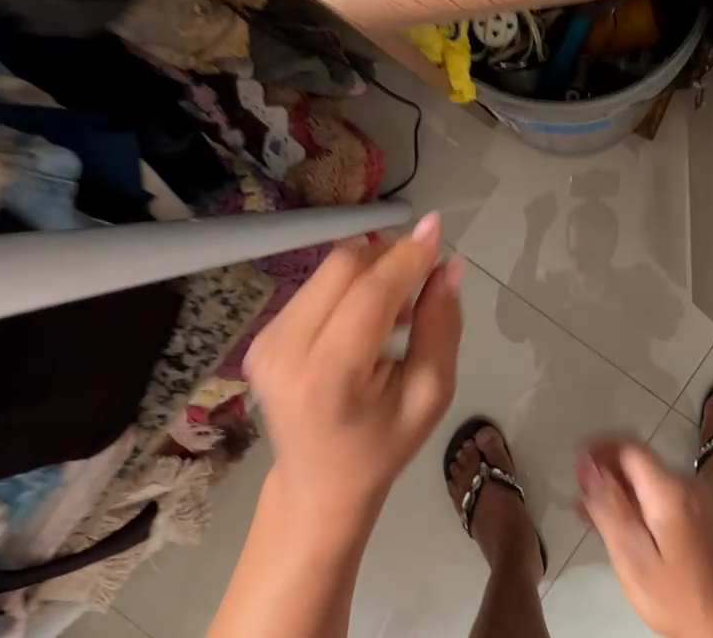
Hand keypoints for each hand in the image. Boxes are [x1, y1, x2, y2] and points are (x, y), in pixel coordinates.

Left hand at [244, 213, 462, 519]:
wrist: (318, 485)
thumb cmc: (383, 445)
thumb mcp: (431, 394)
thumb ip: (441, 326)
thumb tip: (450, 265)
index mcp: (329, 379)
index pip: (370, 294)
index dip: (407, 256)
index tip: (437, 228)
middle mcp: (285, 353)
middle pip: (343, 266)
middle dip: (389, 257)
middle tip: (423, 278)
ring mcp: (266, 342)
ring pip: (329, 269)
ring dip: (372, 271)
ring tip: (399, 309)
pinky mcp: (262, 335)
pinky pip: (317, 285)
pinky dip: (351, 286)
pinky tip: (371, 317)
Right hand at [576, 441, 712, 637]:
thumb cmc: (679, 595)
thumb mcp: (633, 557)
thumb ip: (609, 507)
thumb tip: (587, 465)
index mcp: (669, 489)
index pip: (629, 448)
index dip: (600, 450)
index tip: (576, 466)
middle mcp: (688, 485)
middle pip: (641, 464)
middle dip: (608, 474)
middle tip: (580, 498)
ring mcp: (700, 501)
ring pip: (652, 482)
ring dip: (622, 491)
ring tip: (594, 516)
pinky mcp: (706, 518)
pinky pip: (665, 498)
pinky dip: (642, 505)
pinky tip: (626, 527)